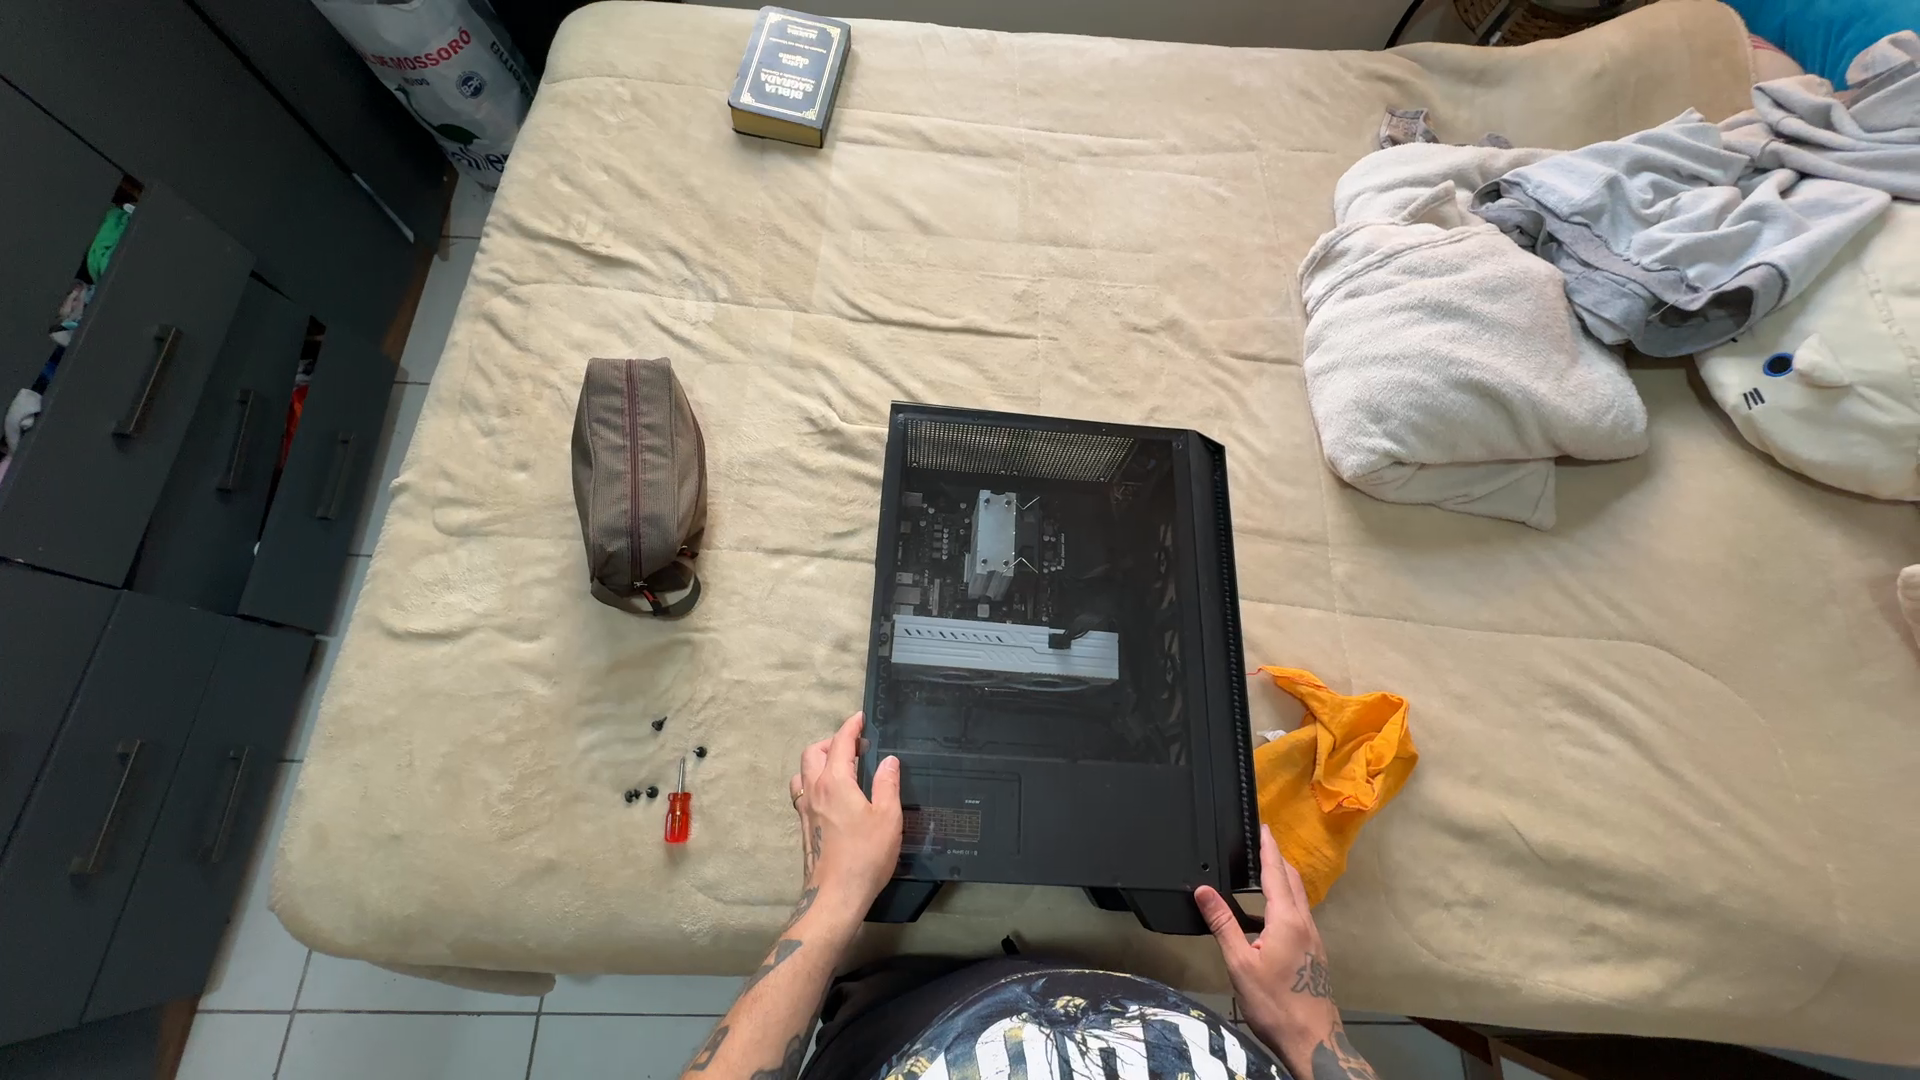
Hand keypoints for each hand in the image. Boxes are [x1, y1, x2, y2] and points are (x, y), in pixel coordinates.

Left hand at [788, 712, 902, 925]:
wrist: (835, 897)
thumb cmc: (865, 855)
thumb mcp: (888, 817)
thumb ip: (887, 784)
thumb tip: (889, 760)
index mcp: (835, 782)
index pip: (840, 743)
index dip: (851, 727)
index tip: (861, 718)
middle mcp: (814, 790)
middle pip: (814, 752)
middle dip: (833, 742)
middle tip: (856, 747)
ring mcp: (805, 809)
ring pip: (804, 772)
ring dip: (820, 762)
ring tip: (842, 768)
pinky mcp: (805, 827)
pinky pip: (803, 791)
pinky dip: (815, 781)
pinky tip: (833, 795)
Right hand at [1197, 826, 1371, 1078]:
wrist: (1315, 1043)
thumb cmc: (1274, 1003)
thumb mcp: (1240, 963)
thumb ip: (1222, 923)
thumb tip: (1203, 889)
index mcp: (1287, 920)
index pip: (1276, 873)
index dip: (1268, 848)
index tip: (1263, 827)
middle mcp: (1304, 923)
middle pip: (1292, 881)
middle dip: (1277, 859)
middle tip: (1260, 843)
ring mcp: (1313, 940)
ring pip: (1299, 898)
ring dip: (1282, 880)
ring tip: (1262, 872)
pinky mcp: (1314, 954)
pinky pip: (1299, 914)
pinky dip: (1285, 900)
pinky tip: (1267, 915)